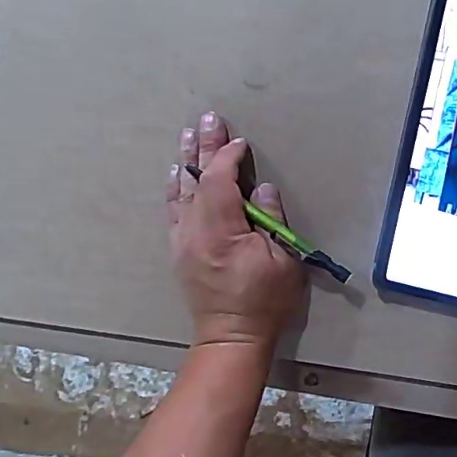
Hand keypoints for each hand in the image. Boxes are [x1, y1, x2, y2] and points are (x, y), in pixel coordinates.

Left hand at [165, 112, 304, 348]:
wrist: (231, 337)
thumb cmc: (265, 301)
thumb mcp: (283, 263)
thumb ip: (271, 221)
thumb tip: (261, 189)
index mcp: (221, 232)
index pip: (220, 182)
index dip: (229, 158)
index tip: (241, 143)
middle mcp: (195, 231)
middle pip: (198, 180)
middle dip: (205, 147)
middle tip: (209, 118)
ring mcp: (183, 240)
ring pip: (182, 192)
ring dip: (188, 160)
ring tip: (189, 134)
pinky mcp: (180, 250)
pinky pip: (173, 211)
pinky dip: (176, 188)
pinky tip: (177, 172)